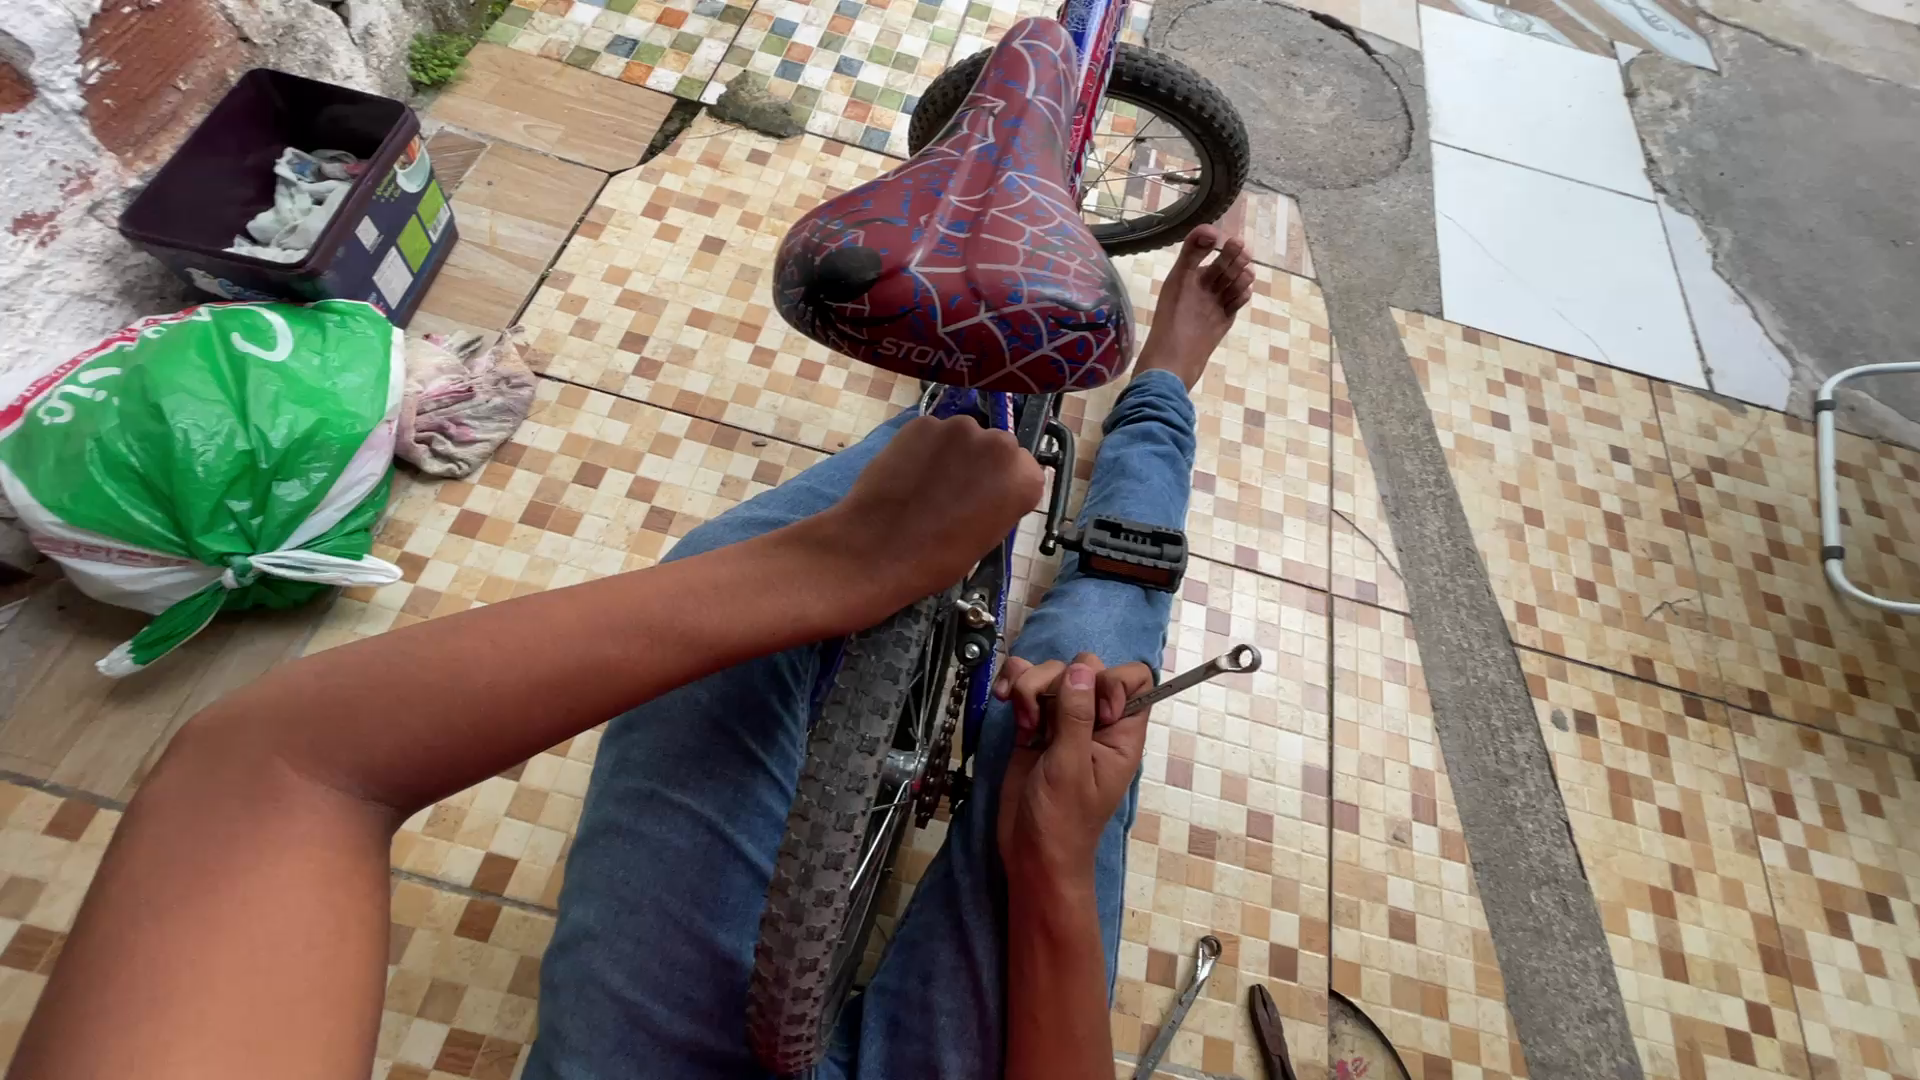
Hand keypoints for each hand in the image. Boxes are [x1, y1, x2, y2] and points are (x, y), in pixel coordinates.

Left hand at [815, 414, 1042, 611]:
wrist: (880, 549)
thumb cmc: (938, 558)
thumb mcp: (987, 537)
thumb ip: (998, 502)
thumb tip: (986, 489)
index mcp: (1024, 477)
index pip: (1024, 470)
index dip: (1002, 486)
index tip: (986, 500)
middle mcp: (1000, 444)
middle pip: (996, 447)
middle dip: (980, 464)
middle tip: (956, 492)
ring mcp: (960, 428)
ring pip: (962, 436)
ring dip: (951, 453)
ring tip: (928, 485)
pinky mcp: (923, 422)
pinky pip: (930, 433)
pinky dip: (923, 449)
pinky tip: (908, 474)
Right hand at [995, 653, 1151, 896]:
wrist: (1031, 854)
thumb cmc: (1062, 821)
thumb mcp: (1070, 769)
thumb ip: (1076, 716)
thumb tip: (1081, 668)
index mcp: (1120, 732)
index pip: (1132, 679)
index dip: (1111, 682)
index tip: (1091, 708)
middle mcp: (1095, 719)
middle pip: (1084, 667)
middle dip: (1056, 682)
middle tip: (1041, 717)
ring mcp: (1062, 718)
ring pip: (1051, 671)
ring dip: (1030, 685)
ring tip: (1022, 719)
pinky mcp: (1034, 721)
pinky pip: (1026, 684)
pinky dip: (1014, 684)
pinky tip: (1005, 700)